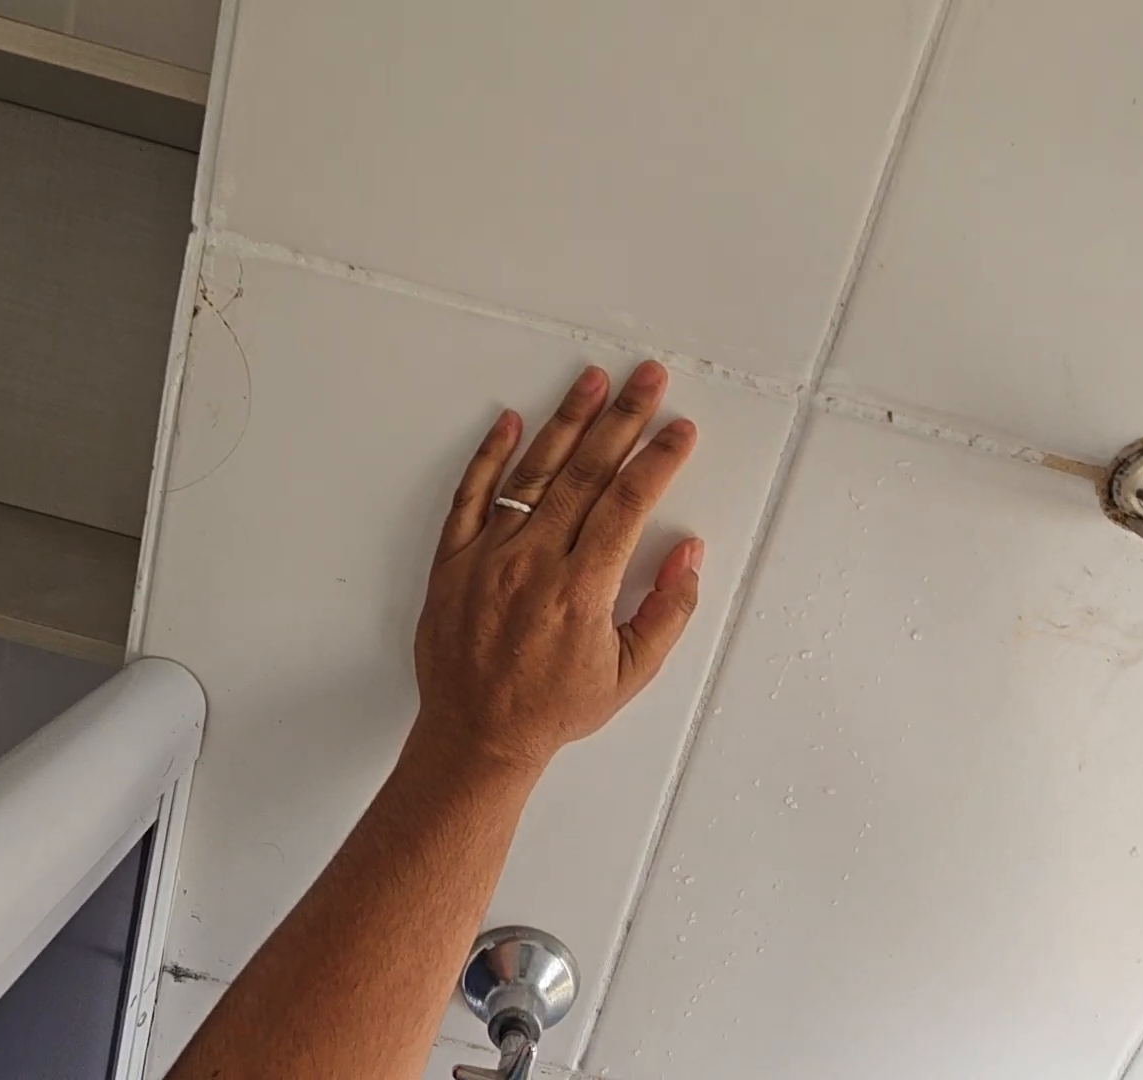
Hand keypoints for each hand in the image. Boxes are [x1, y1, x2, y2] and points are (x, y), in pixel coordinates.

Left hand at [410, 361, 702, 774]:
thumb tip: (690, 552)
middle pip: (586, 472)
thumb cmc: (554, 709)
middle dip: (623, 418)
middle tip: (647, 379)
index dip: (659, 460)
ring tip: (591, 380)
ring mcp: (487, 556)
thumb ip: (668, 610)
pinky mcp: (452, 560)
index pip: (628, 504)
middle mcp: (533, 561)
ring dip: (566, 422)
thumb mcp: (630, 674)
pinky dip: (489, 456)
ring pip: (532, 473)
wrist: (476, 734)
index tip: (680, 430)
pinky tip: (510, 421)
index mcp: (581, 589)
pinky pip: (469, 496)